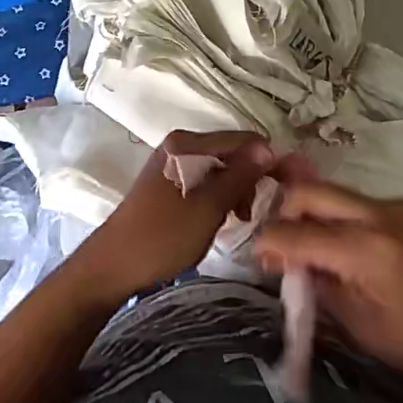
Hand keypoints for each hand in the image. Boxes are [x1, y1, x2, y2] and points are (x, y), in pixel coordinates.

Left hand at [69, 130, 274, 301]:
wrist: (115, 262)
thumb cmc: (164, 235)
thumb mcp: (209, 207)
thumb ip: (240, 176)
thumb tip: (270, 148)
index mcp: (187, 143)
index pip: (243, 139)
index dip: (268, 161)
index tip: (287, 190)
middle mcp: (179, 145)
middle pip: (231, 151)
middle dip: (251, 177)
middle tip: (257, 212)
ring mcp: (172, 163)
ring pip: (220, 167)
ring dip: (236, 189)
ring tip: (240, 219)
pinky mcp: (168, 182)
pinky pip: (205, 179)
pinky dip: (219, 195)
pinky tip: (222, 218)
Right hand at [255, 156, 402, 402]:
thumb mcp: (367, 331)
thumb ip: (320, 288)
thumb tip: (287, 263)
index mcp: (367, 249)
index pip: (292, 233)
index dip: (265, 245)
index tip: (256, 261)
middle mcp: (379, 213)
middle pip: (307, 192)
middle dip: (282, 214)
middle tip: (278, 248)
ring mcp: (398, 207)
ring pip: (332, 193)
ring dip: (310, 214)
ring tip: (309, 252)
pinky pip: (357, 204)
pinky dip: (337, 218)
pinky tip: (343, 250)